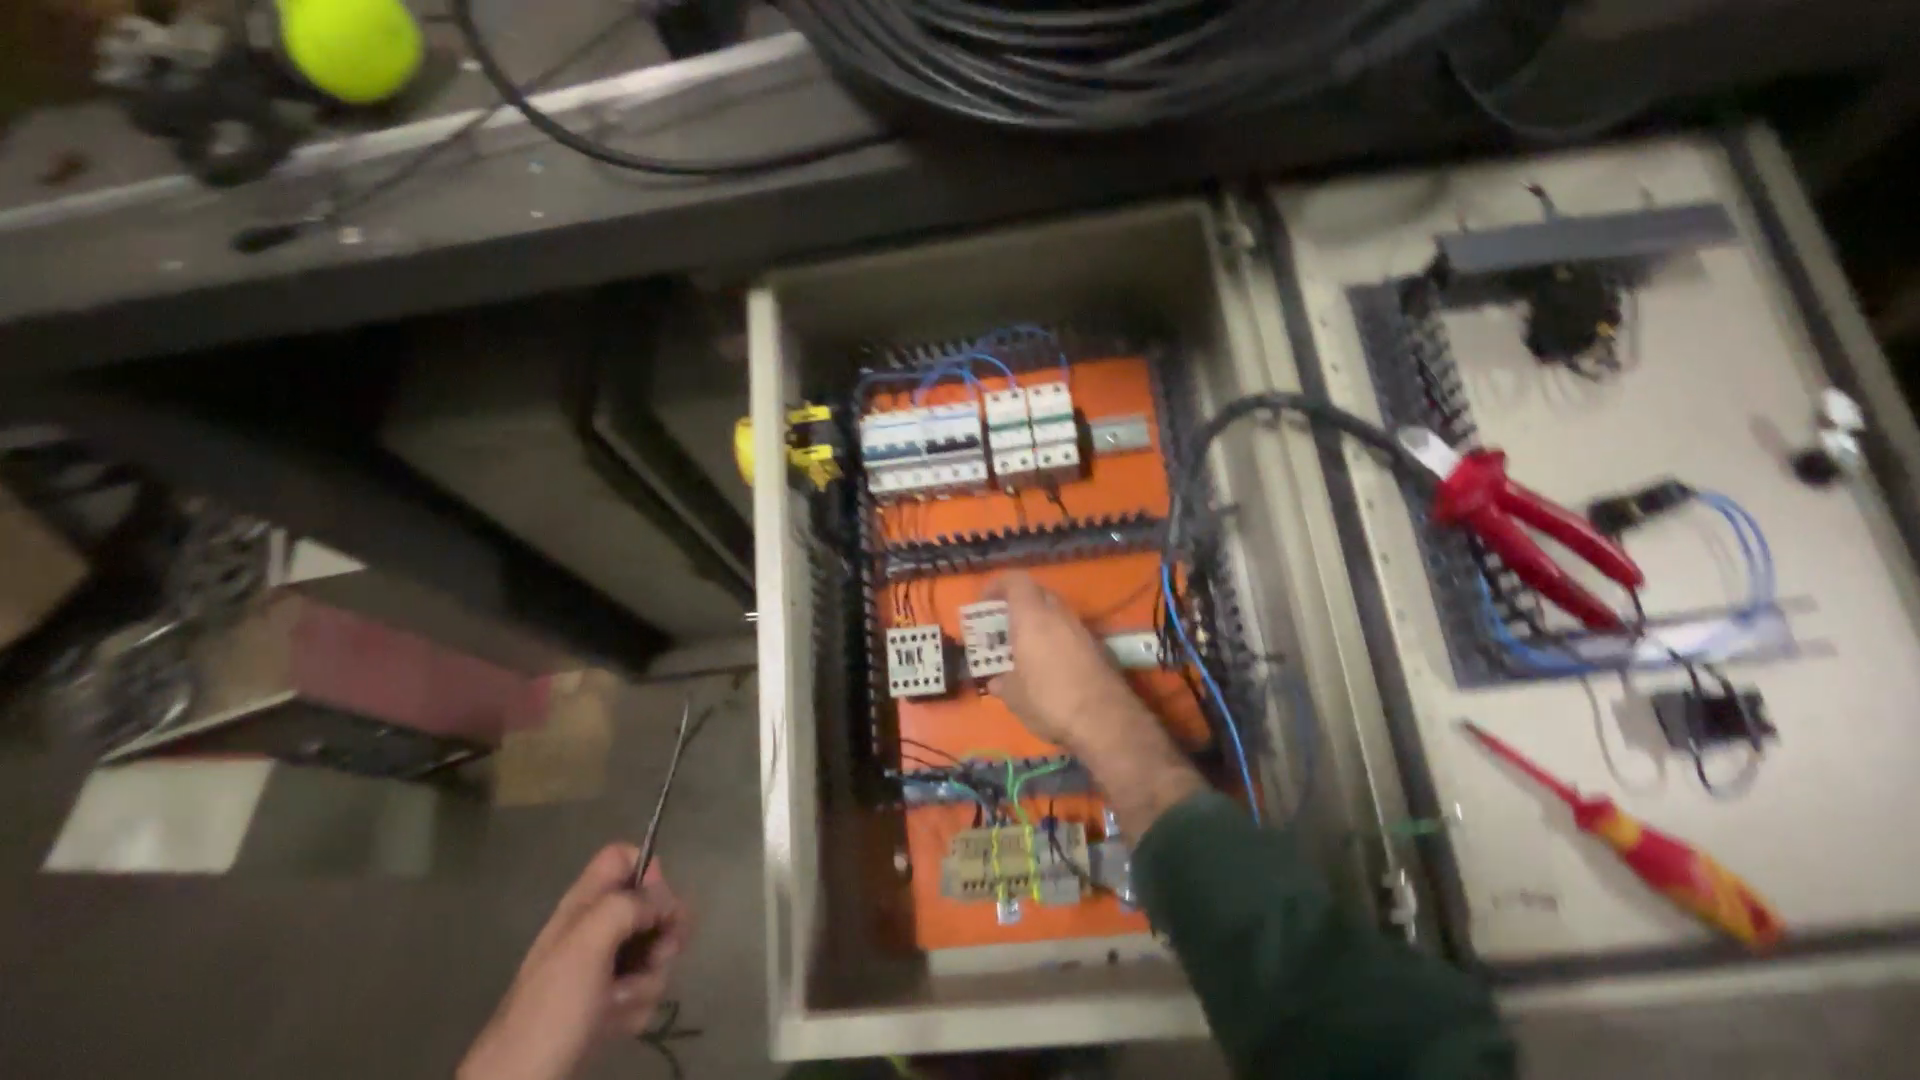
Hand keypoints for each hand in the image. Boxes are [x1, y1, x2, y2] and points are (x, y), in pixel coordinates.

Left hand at [459, 845, 689, 1079]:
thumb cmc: (552, 1007)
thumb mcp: (587, 943)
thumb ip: (628, 905)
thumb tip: (664, 897)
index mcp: (584, 904)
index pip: (624, 857)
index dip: (649, 872)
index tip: (656, 905)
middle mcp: (597, 928)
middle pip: (653, 907)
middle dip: (664, 933)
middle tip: (655, 956)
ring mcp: (605, 967)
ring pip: (656, 951)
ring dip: (649, 978)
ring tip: (620, 1000)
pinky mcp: (612, 1001)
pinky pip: (647, 989)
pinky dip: (637, 1006)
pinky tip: (615, 1021)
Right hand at [984, 570, 1140, 752]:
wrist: (1104, 720)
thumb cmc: (1048, 700)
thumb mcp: (1014, 697)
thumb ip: (1003, 682)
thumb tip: (997, 681)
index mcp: (1032, 617)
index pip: (1015, 581)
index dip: (998, 585)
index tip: (984, 602)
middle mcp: (1059, 614)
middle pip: (1038, 594)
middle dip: (1019, 605)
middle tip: (1005, 626)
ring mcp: (1083, 630)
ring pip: (1057, 614)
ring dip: (1040, 624)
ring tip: (1026, 649)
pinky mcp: (1100, 648)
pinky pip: (1072, 634)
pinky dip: (1058, 640)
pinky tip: (1051, 666)